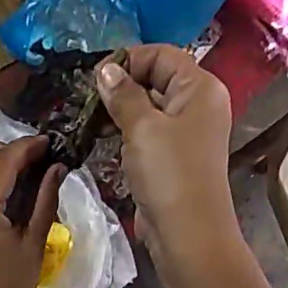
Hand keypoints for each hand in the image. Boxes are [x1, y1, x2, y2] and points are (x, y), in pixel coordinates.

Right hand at [96, 45, 234, 239]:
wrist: (186, 232)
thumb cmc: (168, 174)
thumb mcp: (142, 128)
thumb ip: (122, 95)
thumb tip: (106, 70)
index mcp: (200, 88)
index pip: (162, 55)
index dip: (128, 60)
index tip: (95, 78)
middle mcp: (198, 106)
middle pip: (156, 80)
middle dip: (121, 87)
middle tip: (88, 102)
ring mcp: (187, 135)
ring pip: (149, 110)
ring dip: (121, 113)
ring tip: (91, 122)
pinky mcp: (173, 160)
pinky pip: (148, 136)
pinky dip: (127, 135)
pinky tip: (105, 141)